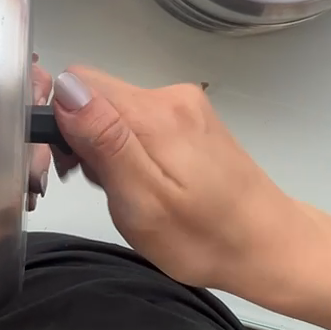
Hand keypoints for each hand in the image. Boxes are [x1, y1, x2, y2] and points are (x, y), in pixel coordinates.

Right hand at [50, 66, 318, 306]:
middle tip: (103, 185)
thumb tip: (66, 89)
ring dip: (105, 145)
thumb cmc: (201, 237)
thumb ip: (104, 141)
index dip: (60, 120)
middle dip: (82, 136)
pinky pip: (137, 118)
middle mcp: (168, 95)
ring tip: (126, 189)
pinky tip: (147, 180)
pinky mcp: (191, 119)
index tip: (73, 165)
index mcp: (152, 112)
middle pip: (95, 93)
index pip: (77, 82)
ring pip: (114, 108)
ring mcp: (184, 105)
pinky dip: (128, 147)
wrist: (270, 247)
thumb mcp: (142, 200)